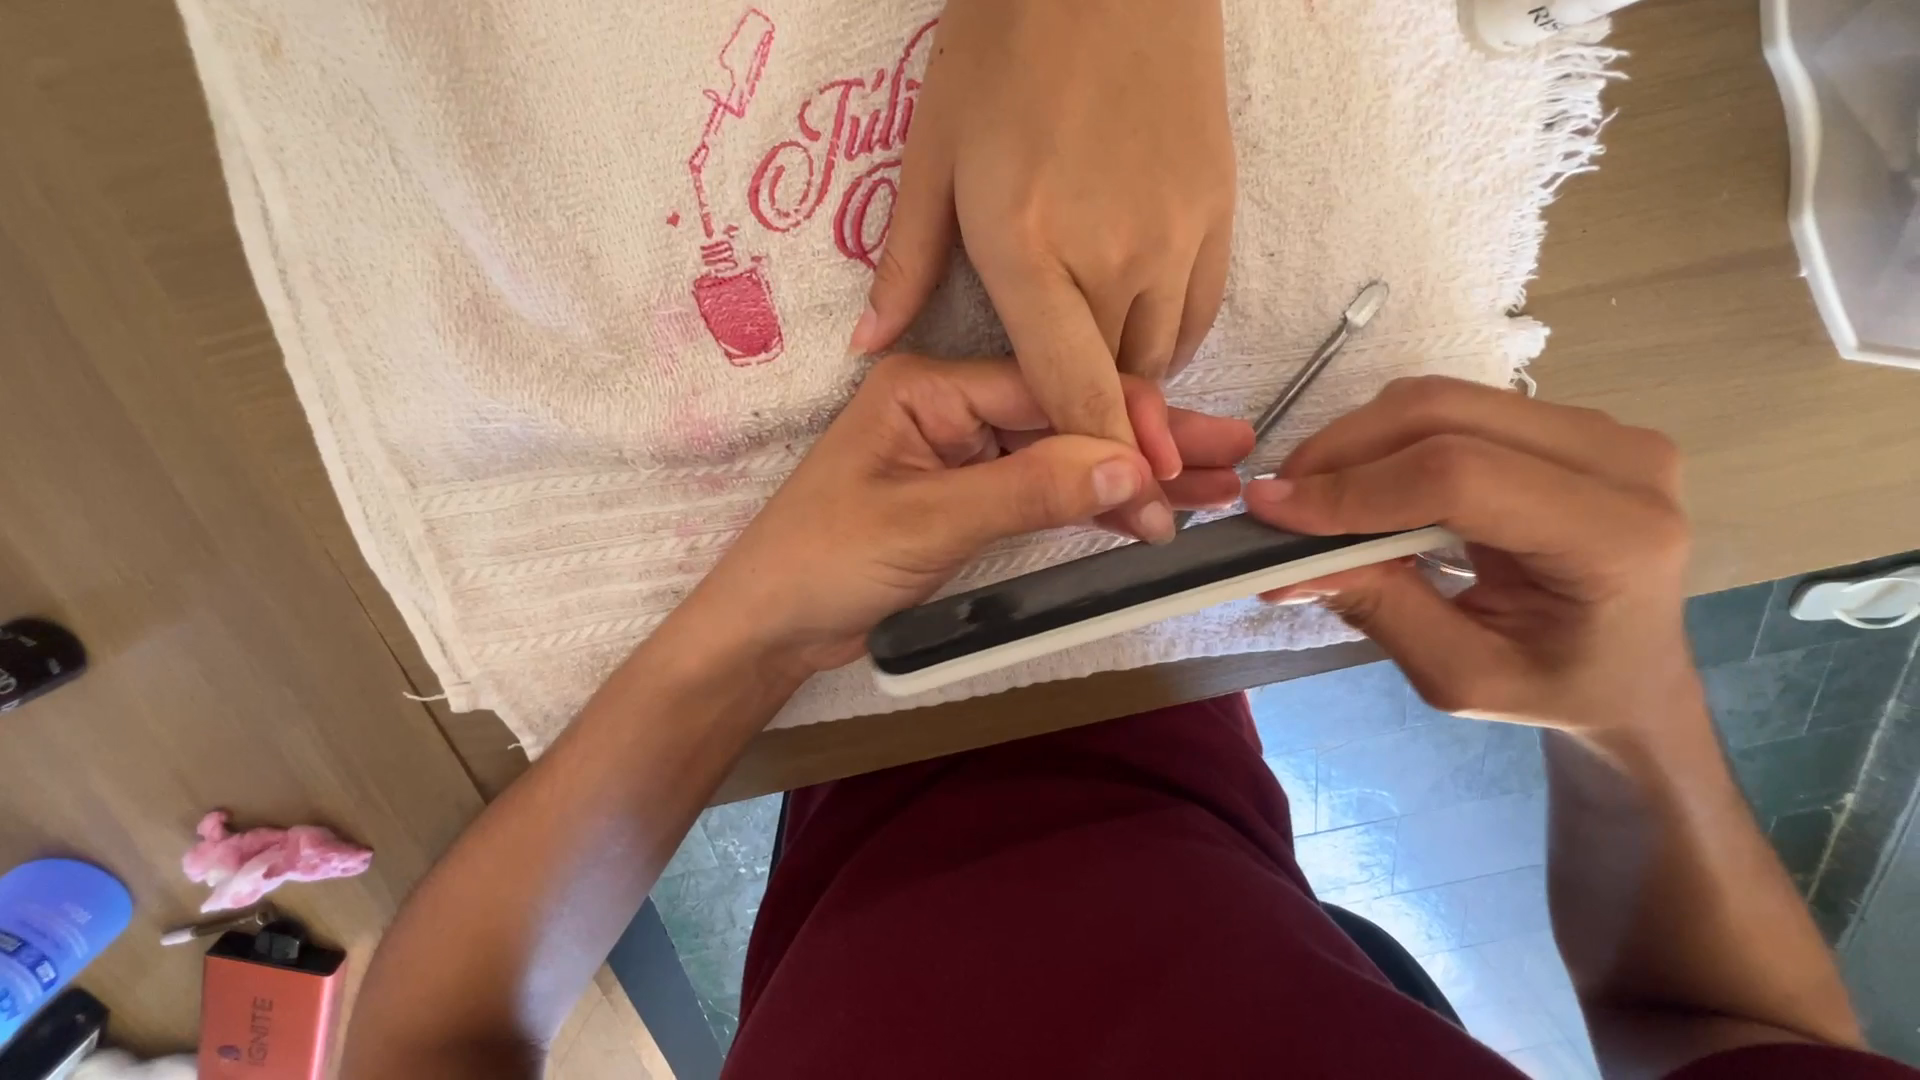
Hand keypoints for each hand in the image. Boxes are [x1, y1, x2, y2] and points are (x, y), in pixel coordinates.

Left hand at [687, 355, 1253, 674]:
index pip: (1048, 388)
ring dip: (1133, 473)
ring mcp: (964, 452)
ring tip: (1213, 486)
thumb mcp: (928, 523)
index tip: (1181, 468)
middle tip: (1232, 453)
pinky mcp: (969, 496)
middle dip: (1147, 439)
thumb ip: (1028, 490)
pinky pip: (1043, 490)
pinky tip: (1147, 508)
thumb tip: (1131, 467)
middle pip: (1066, 414)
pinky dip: (1092, 503)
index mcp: (930, 385)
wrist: (770, 626)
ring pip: (1064, 454)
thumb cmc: (825, 562)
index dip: (1119, 425)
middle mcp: (953, 406)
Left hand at [850, 0, 1234, 453]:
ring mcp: (1175, 239)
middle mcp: (1114, 261)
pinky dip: (1165, 343)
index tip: (1090, 500)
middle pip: (1117, 388)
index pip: (1069, 395)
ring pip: (1160, 358)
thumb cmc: (1002, 58)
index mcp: (1031, 256)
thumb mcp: (932, 162)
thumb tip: (869, 346)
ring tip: (1101, 392)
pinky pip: (1196, 315)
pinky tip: (1135, 337)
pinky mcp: (1218, 216)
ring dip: (1129, 387)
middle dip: (1103, 436)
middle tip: (1088, 464)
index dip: (1083, 463)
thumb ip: (906, 270)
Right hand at [1243, 377, 1693, 733]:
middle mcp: (1619, 460)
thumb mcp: (1457, 674)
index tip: (1269, 512)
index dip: (1353, 489)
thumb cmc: (1552, 687)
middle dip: (1340, 451)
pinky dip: (1381, 441)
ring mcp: (1595, 430)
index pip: (1460, 477)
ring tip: (1312, 498)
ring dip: (1354, 442)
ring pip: (1437, 399)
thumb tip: (1283, 565)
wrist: (1629, 673)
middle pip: (1443, 414)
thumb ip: (1378, 610)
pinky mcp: (1560, 422)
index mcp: (1615, 538)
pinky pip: (1447, 408)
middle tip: (1278, 501)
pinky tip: (1358, 486)